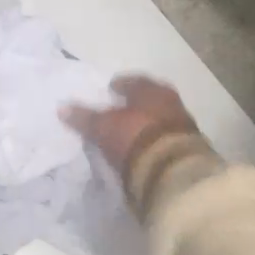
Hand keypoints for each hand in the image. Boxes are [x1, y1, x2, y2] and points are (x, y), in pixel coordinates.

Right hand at [61, 75, 202, 171]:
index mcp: (151, 89)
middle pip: (151, 99)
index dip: (120, 85)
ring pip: (162, 119)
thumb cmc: (136, 137)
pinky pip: (170, 140)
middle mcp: (171, 102)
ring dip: (150, 125)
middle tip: (122, 112)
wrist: (176, 174)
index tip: (110, 91)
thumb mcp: (104, 128)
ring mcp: (185, 127)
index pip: (133, 81)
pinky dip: (158, 142)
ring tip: (133, 134)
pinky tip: (147, 151)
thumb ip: (84, 117)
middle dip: (137, 105)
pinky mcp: (192, 152)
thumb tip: (61, 108)